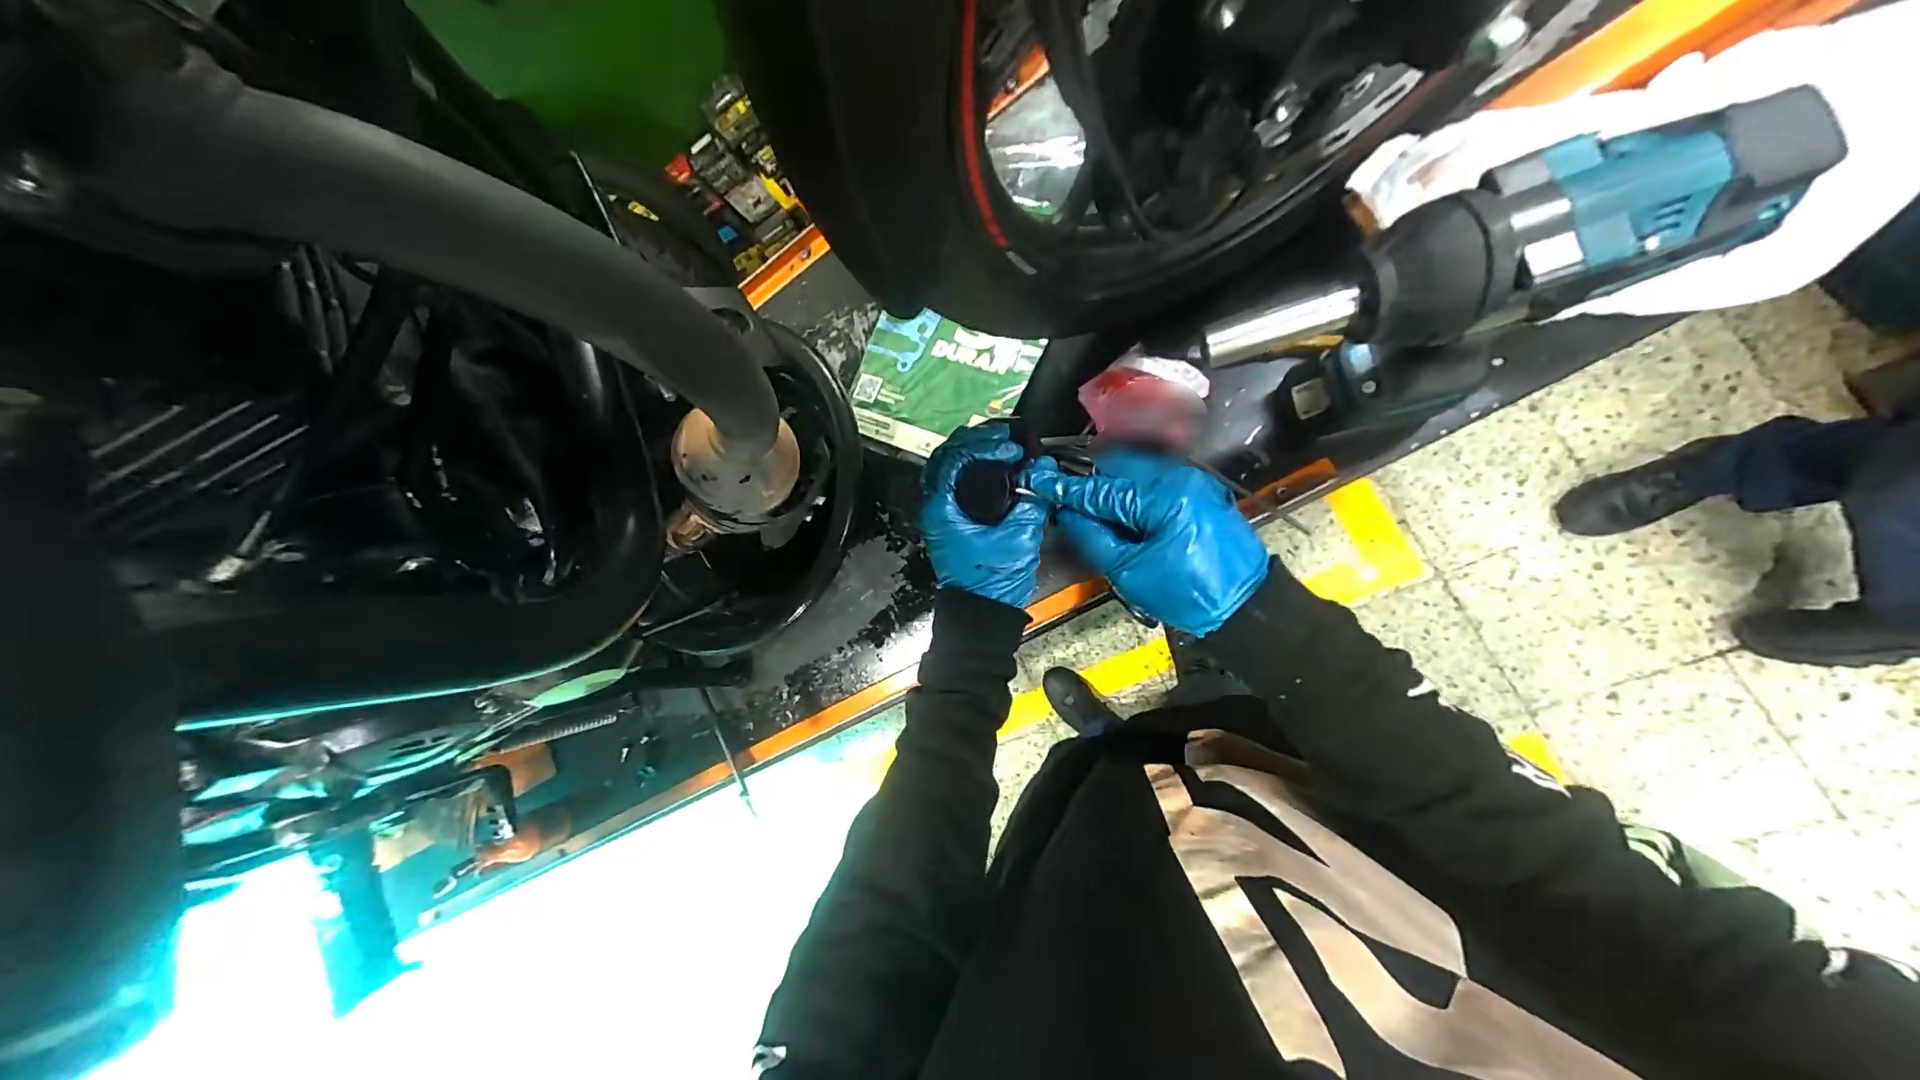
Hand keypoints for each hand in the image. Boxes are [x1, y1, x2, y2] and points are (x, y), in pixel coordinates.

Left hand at [919, 424, 1055, 608]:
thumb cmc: (995, 579)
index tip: (1012, 449)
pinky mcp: (950, 517)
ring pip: (950, 465)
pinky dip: (974, 467)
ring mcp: (940, 510)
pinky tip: (997, 465)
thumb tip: (1043, 466)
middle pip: (948, 454)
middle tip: (1008, 438)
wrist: (982, 611)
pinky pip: (956, 480)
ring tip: (1004, 446)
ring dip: (975, 450)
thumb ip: (1033, 500)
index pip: (954, 457)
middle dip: (979, 440)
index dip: (984, 444)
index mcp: (942, 508)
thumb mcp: (1019, 538)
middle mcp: (934, 505)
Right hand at [1024, 449, 1268, 635]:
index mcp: (1162, 495)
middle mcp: (1179, 477)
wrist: (1245, 606)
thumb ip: (1094, 537)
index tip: (1042, 481)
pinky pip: (1156, 480)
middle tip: (1069, 499)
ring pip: (1137, 471)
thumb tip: (1070, 514)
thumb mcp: (1130, 571)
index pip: (1101, 487)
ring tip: (1096, 512)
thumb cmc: (1190, 593)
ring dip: (1112, 486)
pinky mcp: (1199, 491)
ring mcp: (1193, 481)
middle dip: (1090, 481)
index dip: (1067, 488)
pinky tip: (1125, 514)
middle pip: (1118, 466)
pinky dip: (1134, 491)